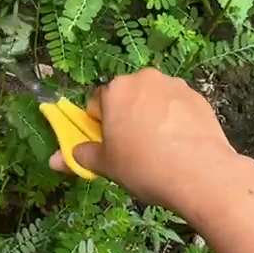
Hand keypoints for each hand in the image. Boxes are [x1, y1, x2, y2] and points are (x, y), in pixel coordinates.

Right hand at [48, 68, 247, 211]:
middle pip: (126, 97)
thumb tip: (53, 161)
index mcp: (115, 90)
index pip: (96, 104)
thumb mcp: (106, 165)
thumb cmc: (143, 166)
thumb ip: (79, 157)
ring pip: (153, 100)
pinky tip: (180, 145)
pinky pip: (177, 106)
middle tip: (134, 149)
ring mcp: (174, 85)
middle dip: (126, 117)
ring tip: (161, 148)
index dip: (100, 127)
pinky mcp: (197, 96)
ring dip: (151, 116)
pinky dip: (175, 120)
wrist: (200, 173)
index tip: (111, 146)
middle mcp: (143, 78)